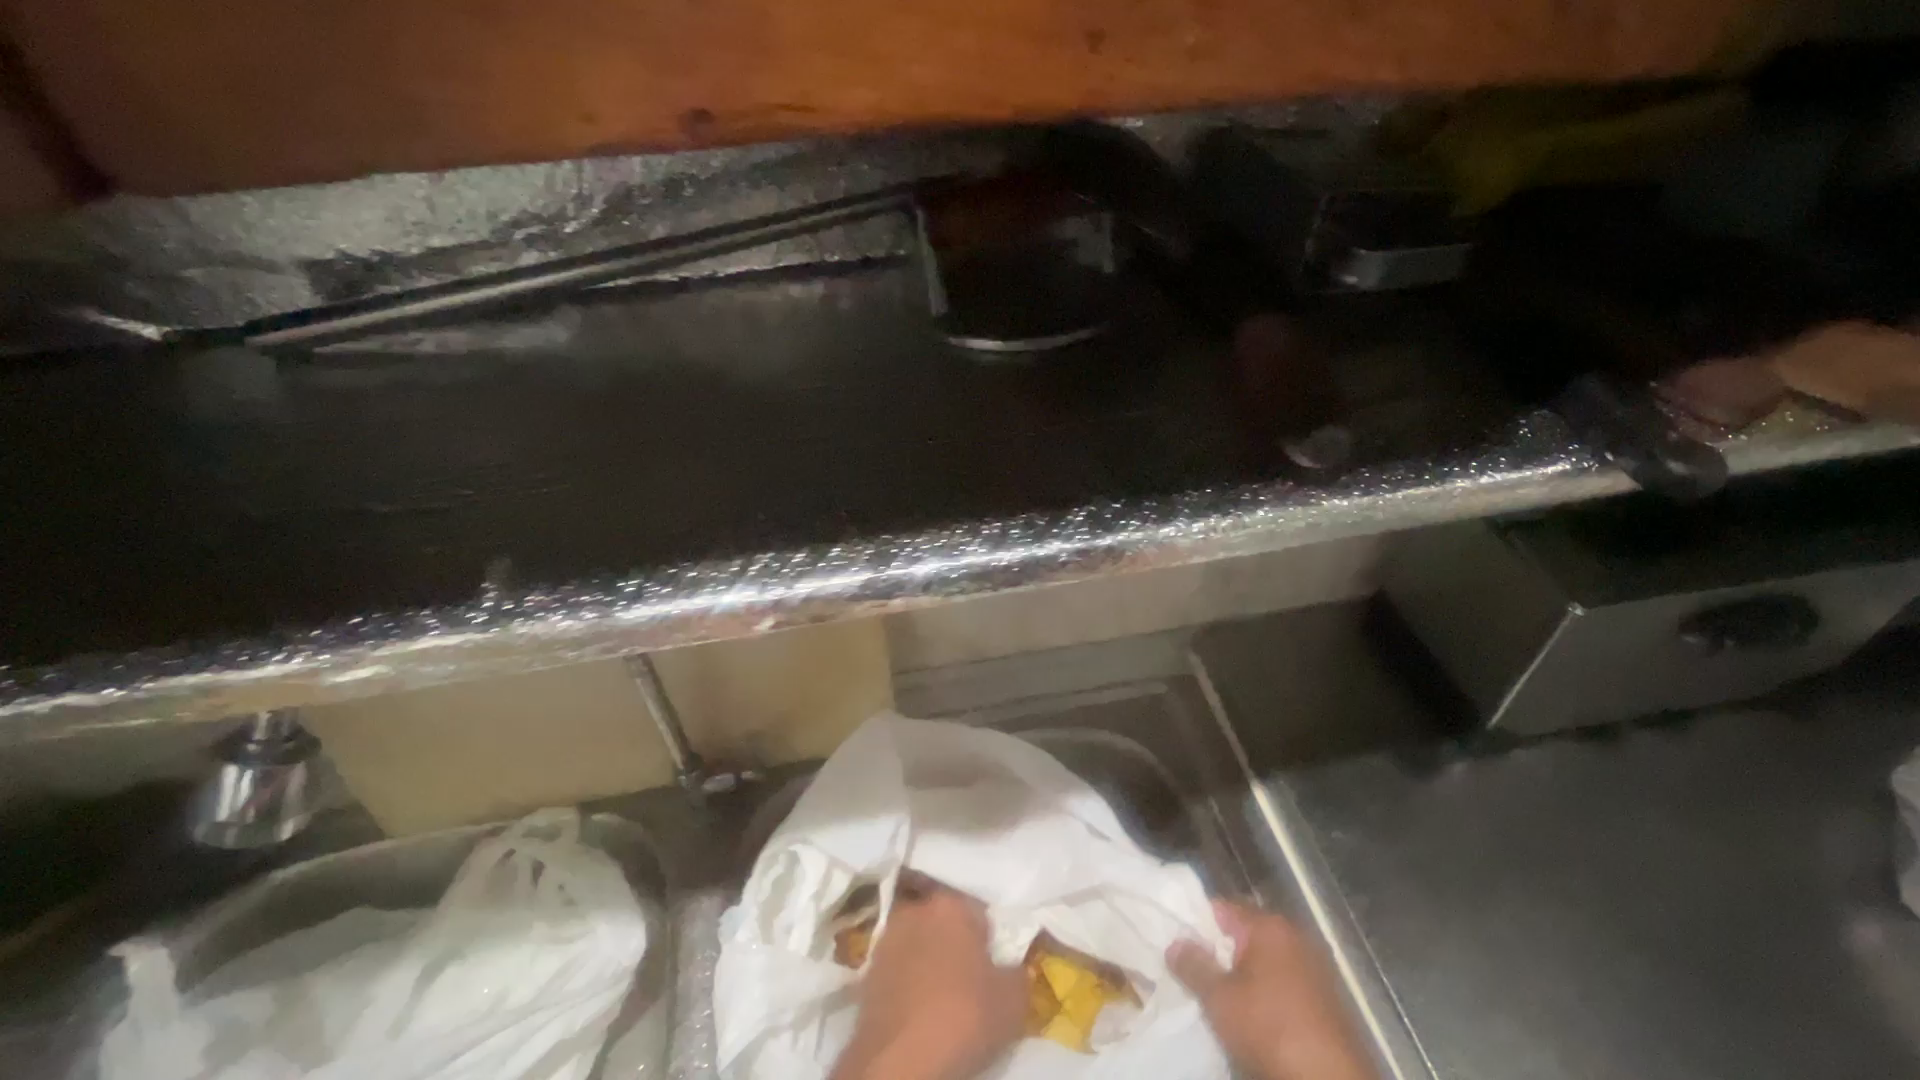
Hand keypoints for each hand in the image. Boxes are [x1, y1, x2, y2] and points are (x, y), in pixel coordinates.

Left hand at [831, 876, 1026, 1079]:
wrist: (900, 1061)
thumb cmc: (964, 1017)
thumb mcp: (1014, 999)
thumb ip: (1017, 970)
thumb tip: (1009, 965)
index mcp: (950, 904)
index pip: (978, 908)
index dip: (989, 935)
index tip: (994, 958)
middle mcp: (914, 912)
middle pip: (942, 919)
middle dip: (954, 939)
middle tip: (970, 972)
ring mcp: (884, 940)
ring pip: (917, 941)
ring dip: (928, 957)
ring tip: (943, 992)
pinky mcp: (866, 972)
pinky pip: (898, 967)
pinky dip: (908, 979)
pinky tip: (920, 1006)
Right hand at [1167, 899, 1374, 1079]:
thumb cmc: (1269, 1029)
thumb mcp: (1219, 999)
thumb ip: (1193, 966)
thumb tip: (1175, 943)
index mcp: (1269, 926)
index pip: (1222, 907)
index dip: (1196, 922)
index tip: (1177, 942)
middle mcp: (1296, 936)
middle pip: (1246, 932)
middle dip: (1220, 949)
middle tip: (1193, 971)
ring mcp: (1316, 966)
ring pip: (1266, 958)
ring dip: (1244, 972)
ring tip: (1220, 996)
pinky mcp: (1327, 996)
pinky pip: (1285, 980)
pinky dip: (1267, 989)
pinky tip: (1253, 1013)